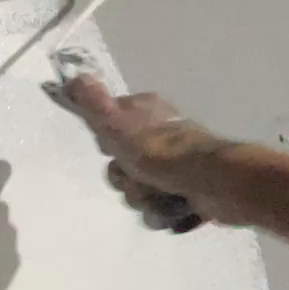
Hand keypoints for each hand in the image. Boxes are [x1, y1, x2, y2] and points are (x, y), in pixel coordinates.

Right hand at [54, 76, 247, 229]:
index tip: (112, 149)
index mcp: (145, 112)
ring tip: (160, 196)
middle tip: (137, 176)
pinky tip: (172, 208)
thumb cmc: (162, 152)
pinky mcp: (186, 190)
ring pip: (136, 188)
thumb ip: (93, 103)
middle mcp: (160, 135)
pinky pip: (157, 207)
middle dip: (125, 178)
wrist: (215, 184)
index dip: (106, 143)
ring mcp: (174, 165)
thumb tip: (73, 77)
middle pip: (120, 164)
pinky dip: (162, 211)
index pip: (108, 127)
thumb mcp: (117, 123)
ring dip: (143, 198)